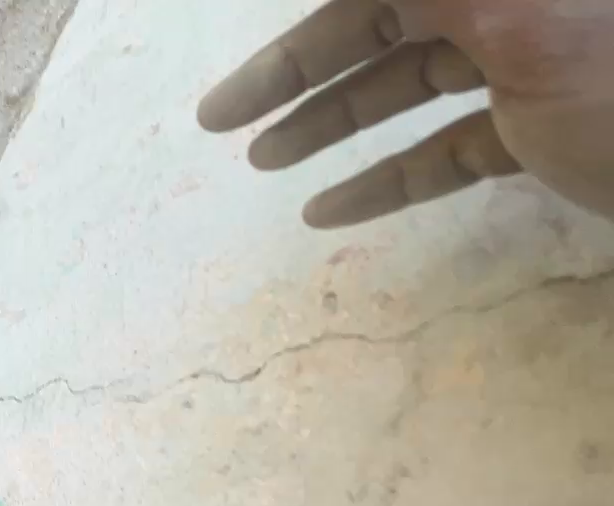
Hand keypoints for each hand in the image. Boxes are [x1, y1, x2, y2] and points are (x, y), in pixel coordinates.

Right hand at [198, 0, 613, 226]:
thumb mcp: (532, 7)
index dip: (314, 23)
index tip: (246, 60)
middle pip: (395, 21)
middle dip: (299, 72)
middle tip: (216, 121)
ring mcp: (557, 56)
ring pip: (417, 82)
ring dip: (330, 127)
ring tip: (259, 166)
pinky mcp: (563, 120)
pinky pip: (455, 145)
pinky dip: (388, 180)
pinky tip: (326, 212)